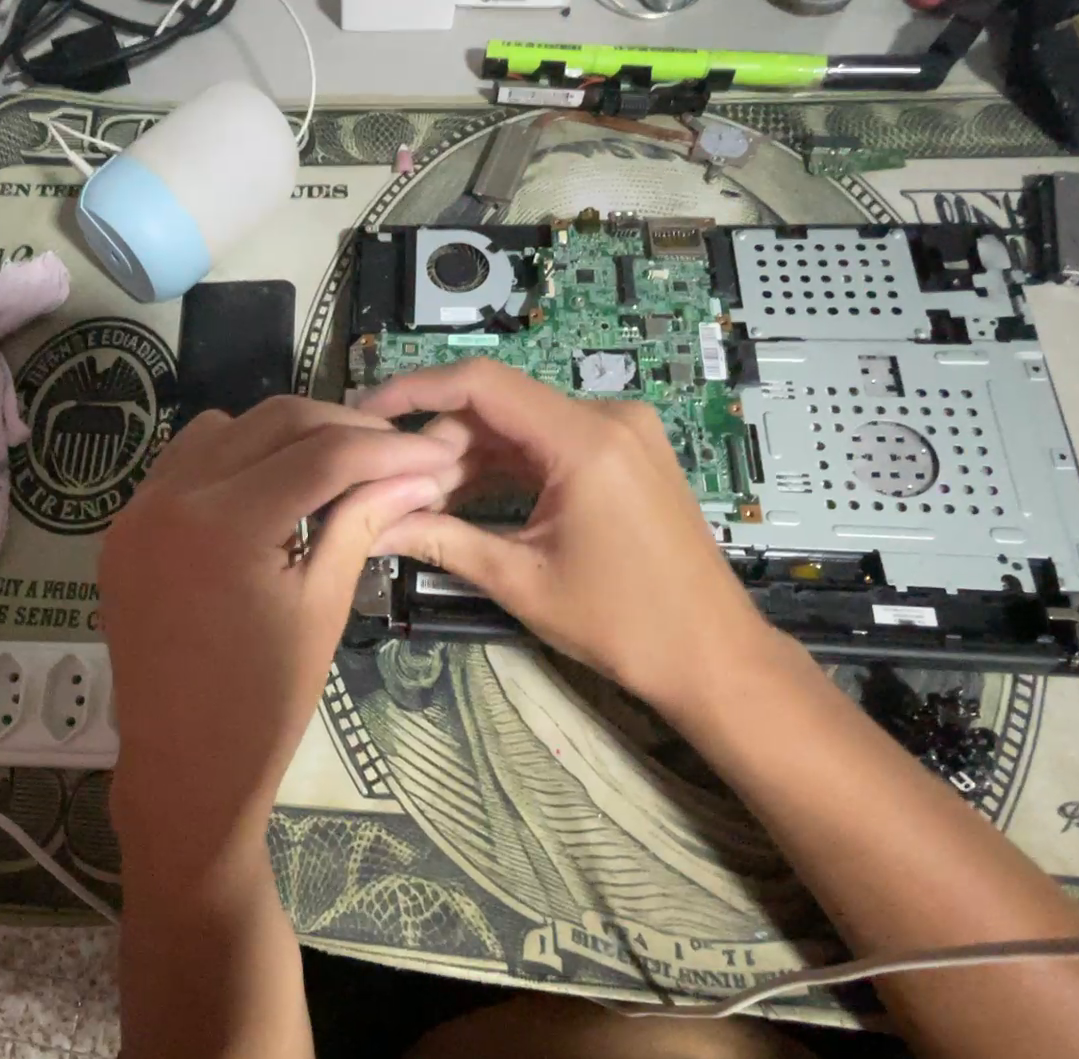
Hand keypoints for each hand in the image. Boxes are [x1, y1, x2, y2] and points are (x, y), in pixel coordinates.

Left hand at [98, 397, 459, 871]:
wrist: (184, 765)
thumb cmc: (263, 703)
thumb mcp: (323, 608)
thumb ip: (363, 524)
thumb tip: (421, 473)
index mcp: (224, 525)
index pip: (323, 454)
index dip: (391, 448)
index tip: (439, 453)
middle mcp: (171, 497)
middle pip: (275, 422)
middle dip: (346, 430)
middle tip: (397, 453)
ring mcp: (138, 509)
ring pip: (226, 428)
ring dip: (288, 435)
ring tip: (338, 466)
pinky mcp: (127, 527)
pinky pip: (185, 461)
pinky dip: (235, 456)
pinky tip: (270, 485)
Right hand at [357, 358, 785, 724]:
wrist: (711, 655)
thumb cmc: (623, 623)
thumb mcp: (520, 580)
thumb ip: (441, 541)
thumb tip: (373, 527)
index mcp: (586, 441)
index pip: (482, 384)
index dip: (416, 389)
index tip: (368, 409)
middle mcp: (608, 419)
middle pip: (496, 407)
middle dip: (438, 445)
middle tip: (393, 489)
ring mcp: (620, 434)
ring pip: (517, 428)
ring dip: (466, 461)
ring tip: (421, 504)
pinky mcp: (622, 455)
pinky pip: (544, 446)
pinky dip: (502, 470)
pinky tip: (464, 502)